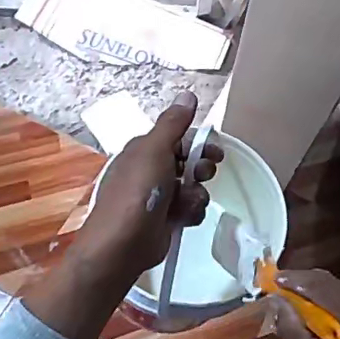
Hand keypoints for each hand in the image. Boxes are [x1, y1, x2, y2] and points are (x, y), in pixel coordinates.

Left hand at [74, 91, 223, 281]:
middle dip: (200, 168)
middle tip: (203, 175)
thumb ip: (173, 124)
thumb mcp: (155, 150)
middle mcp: (151, 171)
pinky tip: (184, 218)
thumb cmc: (138, 192)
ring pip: (193, 187)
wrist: (123, 243)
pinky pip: (190, 209)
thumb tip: (188, 94)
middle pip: (189, 162)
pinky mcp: (166, 219)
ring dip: (196, 194)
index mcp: (145, 150)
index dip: (199, 142)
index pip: (179, 138)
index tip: (216, 150)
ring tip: (187, 203)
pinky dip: (191, 213)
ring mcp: (159, 197)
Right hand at [269, 269, 339, 338]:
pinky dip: (325, 302)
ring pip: (337, 288)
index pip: (322, 287)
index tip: (269, 282)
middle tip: (275, 294)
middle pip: (330, 283)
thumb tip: (276, 302)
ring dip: (312, 294)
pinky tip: (312, 317)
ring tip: (289, 306)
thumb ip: (296, 335)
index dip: (293, 280)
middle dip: (300, 285)